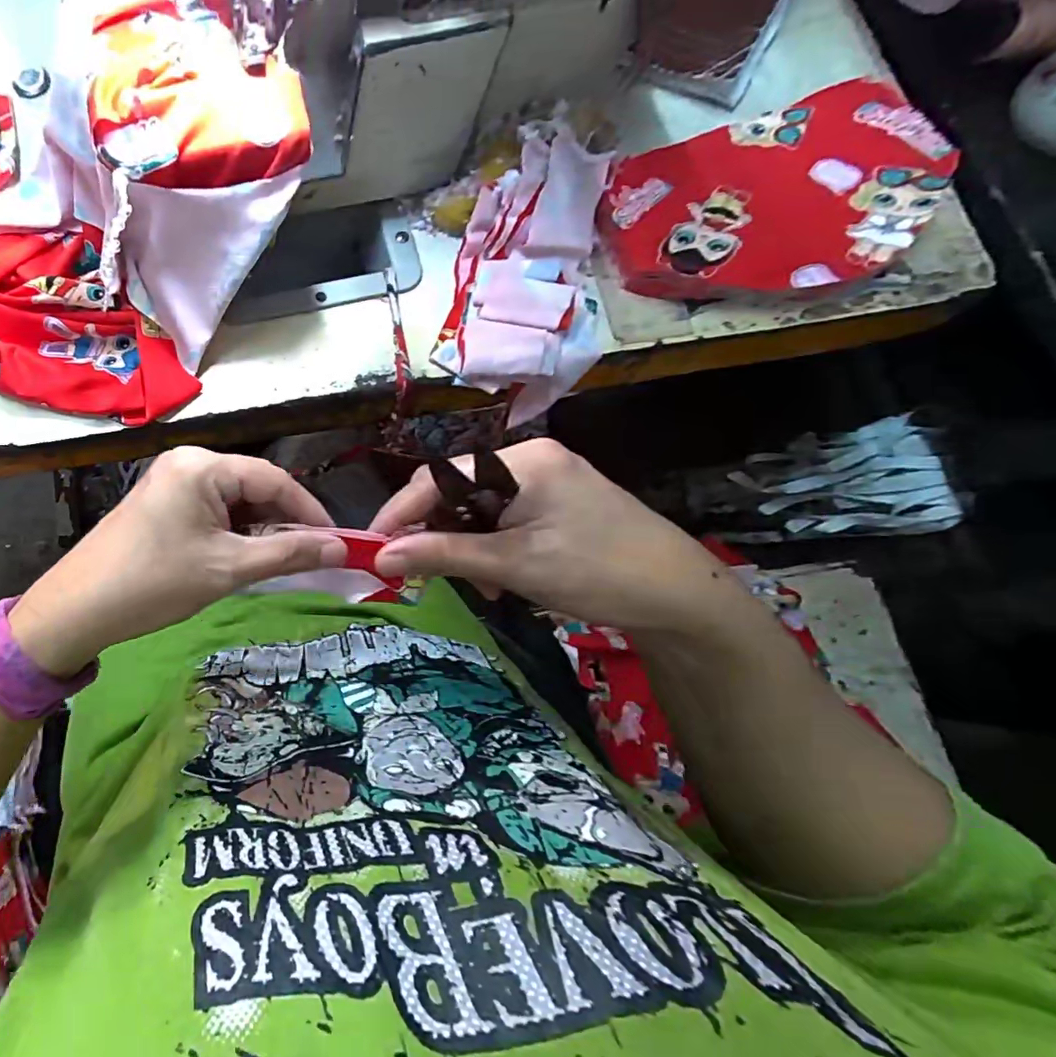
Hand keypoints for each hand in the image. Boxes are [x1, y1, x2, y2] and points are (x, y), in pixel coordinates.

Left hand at [10, 447, 346, 673]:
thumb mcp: (228, 569)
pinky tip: (240, 559)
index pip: (272, 478)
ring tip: (276, 563)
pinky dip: (231, 533)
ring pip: (231, 501)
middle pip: (252, 486)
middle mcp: (185, 462)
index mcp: (201, 466)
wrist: (79, 608)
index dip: (309, 511)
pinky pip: (208, 511)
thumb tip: (338, 547)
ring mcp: (168, 481)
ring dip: (257, 530)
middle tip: (307, 558)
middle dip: (281, 521)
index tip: (336, 541)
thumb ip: (287, 552)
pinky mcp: (158, 503)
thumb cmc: (155, 583)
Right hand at [369, 439, 751, 634]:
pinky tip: (502, 579)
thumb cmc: (596, 573)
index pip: (438, 479)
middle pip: (455, 492)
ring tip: (484, 586)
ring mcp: (545, 479)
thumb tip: (380, 557)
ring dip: (466, 548)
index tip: (373, 547)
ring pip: (477, 510)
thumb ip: (442, 555)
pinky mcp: (555, 502)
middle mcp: (530, 459)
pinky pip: (502, 518)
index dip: (400, 513)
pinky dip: (491, 548)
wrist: (682, 597)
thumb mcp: (512, 565)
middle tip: (433, 577)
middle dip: (439, 535)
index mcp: (521, 461)